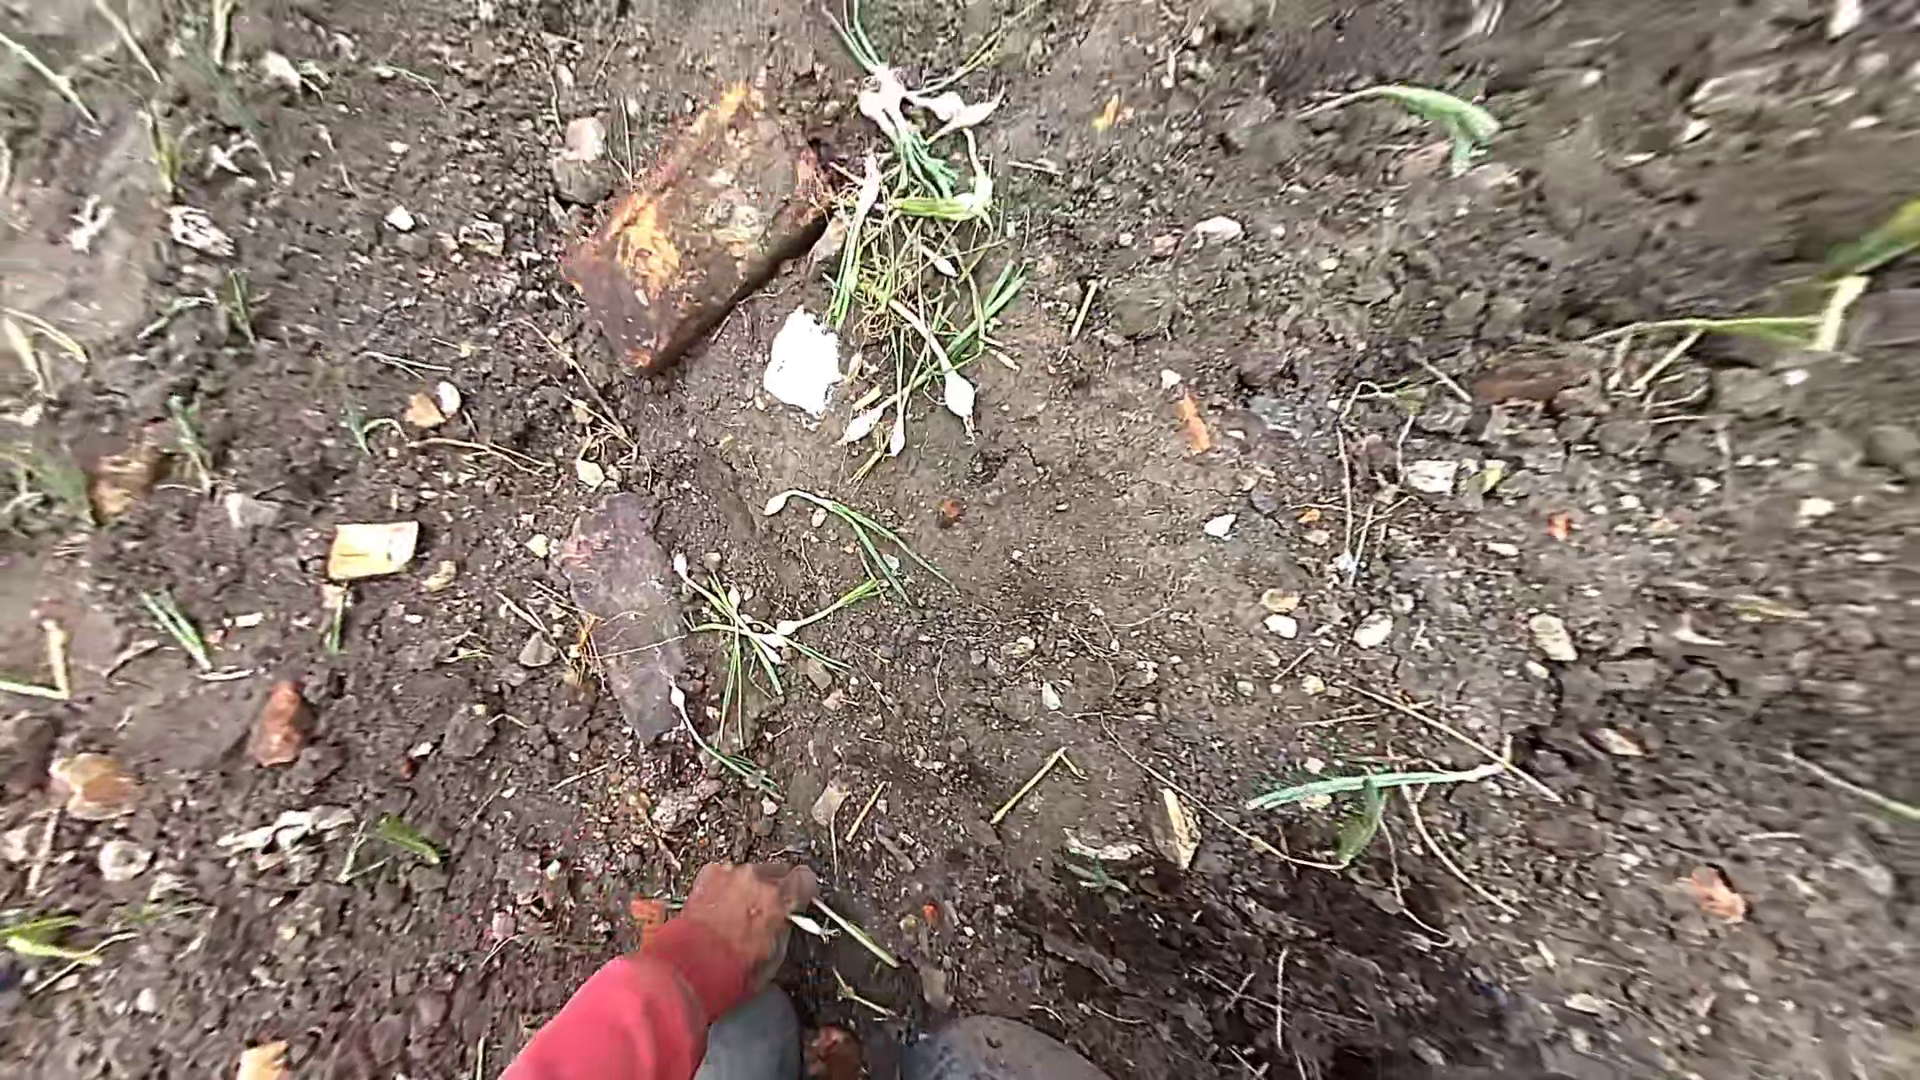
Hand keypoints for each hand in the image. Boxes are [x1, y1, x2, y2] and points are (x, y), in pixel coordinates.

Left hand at [679, 862, 818, 984]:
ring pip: (751, 873)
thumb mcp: (773, 960)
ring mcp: (734, 873)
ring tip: (733, 916)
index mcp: (780, 899)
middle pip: (778, 872)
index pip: (805, 877)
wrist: (684, 973)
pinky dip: (723, 886)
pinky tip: (716, 909)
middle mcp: (759, 879)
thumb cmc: (727, 974)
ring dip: (747, 888)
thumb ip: (784, 930)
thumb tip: (785, 922)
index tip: (798, 897)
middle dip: (773, 890)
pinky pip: (725, 874)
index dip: (802, 890)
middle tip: (761, 913)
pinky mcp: (711, 874)